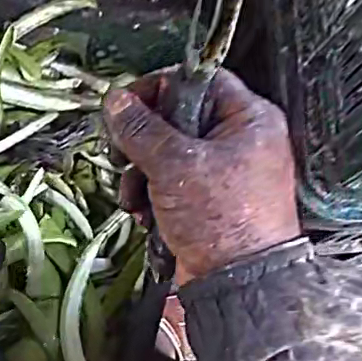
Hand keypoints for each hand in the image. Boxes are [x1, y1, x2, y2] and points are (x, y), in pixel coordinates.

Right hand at [103, 69, 299, 282]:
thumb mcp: (175, 166)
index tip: (122, 108)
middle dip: (140, 144)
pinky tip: (145, 215)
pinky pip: (167, 185)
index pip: (196, 81)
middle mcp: (236, 140)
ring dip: (139, 177)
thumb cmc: (219, 216)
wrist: (235, 279)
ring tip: (136, 200)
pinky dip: (150, 198)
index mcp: (246, 118)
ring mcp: (220, 173)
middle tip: (123, 159)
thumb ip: (142, 130)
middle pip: (174, 121)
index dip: (156, 90)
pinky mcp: (204, 201)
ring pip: (164, 156)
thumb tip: (115, 99)